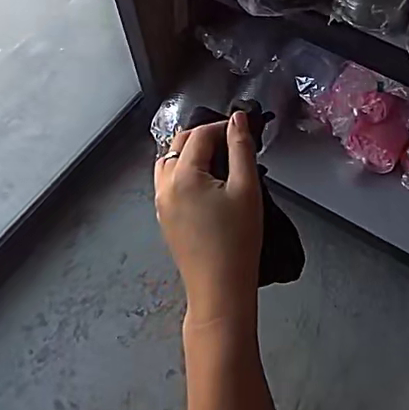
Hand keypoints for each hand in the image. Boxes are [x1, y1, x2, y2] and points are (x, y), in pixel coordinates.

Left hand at [155, 113, 262, 327]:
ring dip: (192, 154)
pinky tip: (208, 184)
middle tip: (233, 142)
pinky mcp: (165, 218)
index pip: (199, 134)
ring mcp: (161, 203)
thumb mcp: (246, 189)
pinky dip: (185, 172)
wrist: (220, 289)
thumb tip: (237, 120)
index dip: (222, 126)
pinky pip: (169, 182)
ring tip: (221, 161)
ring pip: (170, 162)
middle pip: (180, 144)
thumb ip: (241, 148)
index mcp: (182, 176)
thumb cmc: (236, 244)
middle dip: (206, 137)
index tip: (243, 130)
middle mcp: (165, 186)